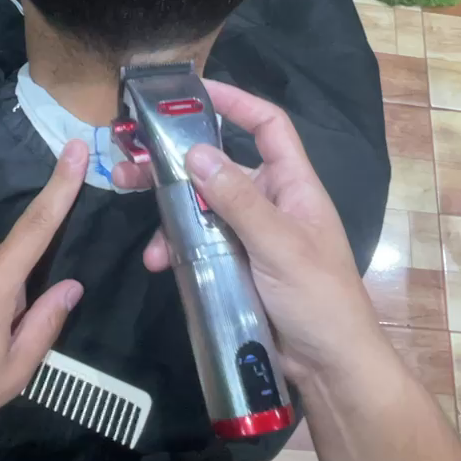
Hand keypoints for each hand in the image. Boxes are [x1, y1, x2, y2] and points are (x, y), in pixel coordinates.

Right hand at [113, 80, 384, 384]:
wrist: (330, 370)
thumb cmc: (319, 299)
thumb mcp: (279, 246)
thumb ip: (238, 200)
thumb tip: (195, 151)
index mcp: (291, 184)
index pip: (267, 126)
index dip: (236, 101)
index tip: (194, 90)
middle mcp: (268, 199)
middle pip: (218, 163)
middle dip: (176, 158)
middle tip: (133, 155)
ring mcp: (248, 232)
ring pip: (200, 203)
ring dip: (167, 204)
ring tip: (130, 197)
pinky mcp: (232, 262)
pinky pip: (197, 240)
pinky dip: (174, 244)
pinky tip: (157, 260)